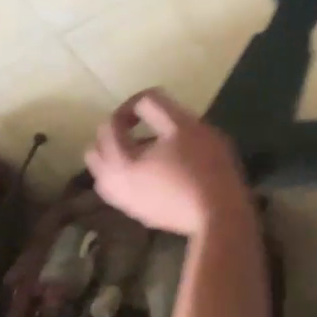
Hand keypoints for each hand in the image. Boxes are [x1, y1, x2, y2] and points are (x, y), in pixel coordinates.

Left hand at [86, 89, 253, 236]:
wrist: (220, 216)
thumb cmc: (202, 166)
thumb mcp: (183, 125)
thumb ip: (157, 106)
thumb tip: (142, 100)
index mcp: (119, 161)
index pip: (109, 124)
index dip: (128, 108)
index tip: (152, 103)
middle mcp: (113, 185)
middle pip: (96, 152)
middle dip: (114, 134)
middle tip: (141, 126)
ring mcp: (126, 204)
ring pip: (106, 174)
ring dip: (118, 156)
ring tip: (148, 148)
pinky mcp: (142, 216)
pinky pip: (123, 190)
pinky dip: (130, 175)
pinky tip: (157, 171)